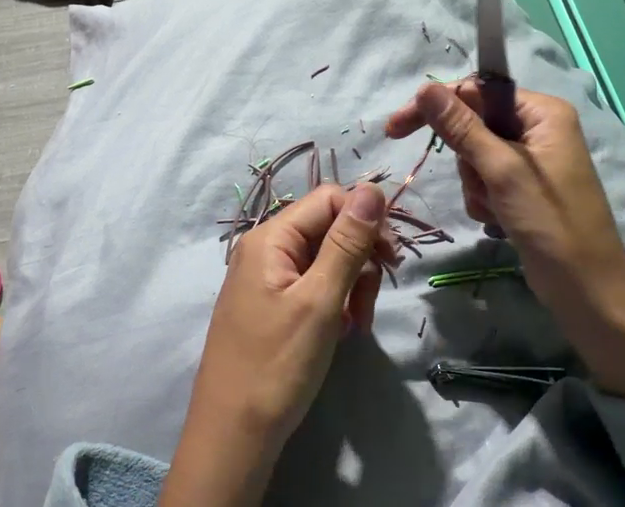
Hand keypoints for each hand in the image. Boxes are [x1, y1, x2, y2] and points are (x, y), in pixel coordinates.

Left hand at [160, 183, 394, 506]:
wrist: (233, 436)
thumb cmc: (277, 365)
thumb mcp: (320, 301)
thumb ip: (347, 242)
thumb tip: (371, 187)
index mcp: (271, 237)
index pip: (330, 198)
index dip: (366, 220)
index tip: (391, 260)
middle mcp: (266, 248)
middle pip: (330, 227)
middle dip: (360, 259)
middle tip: (370, 304)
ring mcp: (267, 277)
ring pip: (326, 258)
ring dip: (352, 285)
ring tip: (357, 325)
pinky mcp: (272, 304)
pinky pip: (314, 284)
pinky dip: (335, 302)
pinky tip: (343, 331)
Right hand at [386, 81, 624, 398]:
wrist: (588, 292)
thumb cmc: (551, 224)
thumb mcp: (502, 172)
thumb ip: (462, 127)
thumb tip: (424, 88)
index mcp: (543, 112)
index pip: (477, 90)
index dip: (437, 106)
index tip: (396, 128)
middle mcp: (539, 128)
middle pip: (474, 123)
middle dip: (466, 158)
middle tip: (476, 187)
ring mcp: (533, 159)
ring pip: (475, 155)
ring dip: (475, 184)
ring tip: (495, 209)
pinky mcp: (525, 188)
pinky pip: (486, 179)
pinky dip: (483, 199)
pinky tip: (498, 221)